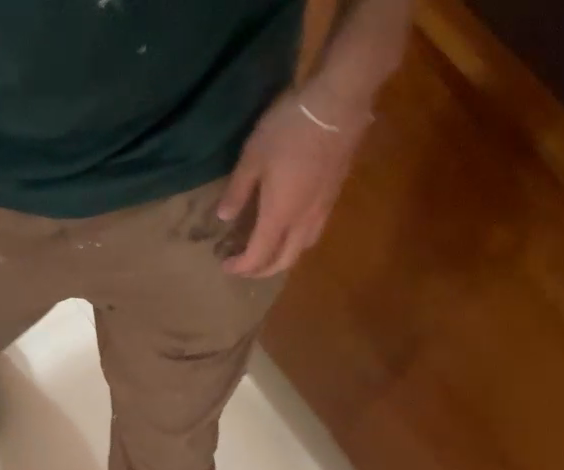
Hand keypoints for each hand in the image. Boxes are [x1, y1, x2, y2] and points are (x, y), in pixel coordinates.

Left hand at [217, 90, 368, 277]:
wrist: (339, 104)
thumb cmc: (289, 129)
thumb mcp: (252, 157)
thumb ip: (237, 190)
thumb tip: (224, 218)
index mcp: (279, 216)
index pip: (258, 257)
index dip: (241, 267)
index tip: (225, 265)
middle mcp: (303, 221)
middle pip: (284, 261)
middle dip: (262, 270)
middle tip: (245, 267)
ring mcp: (322, 209)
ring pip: (302, 249)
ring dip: (282, 258)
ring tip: (267, 252)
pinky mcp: (334, 196)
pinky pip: (314, 232)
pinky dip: (297, 241)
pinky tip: (290, 228)